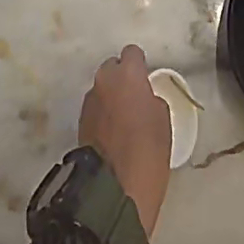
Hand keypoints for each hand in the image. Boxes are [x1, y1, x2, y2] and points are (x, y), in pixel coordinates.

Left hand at [78, 45, 170, 237]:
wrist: (115, 189)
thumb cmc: (148, 151)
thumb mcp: (163, 120)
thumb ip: (150, 98)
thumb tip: (142, 97)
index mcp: (127, 75)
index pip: (132, 53)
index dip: (140, 65)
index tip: (146, 79)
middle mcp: (103, 81)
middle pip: (113, 68)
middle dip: (122, 78)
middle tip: (135, 98)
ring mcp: (89, 101)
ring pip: (102, 88)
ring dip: (111, 96)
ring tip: (124, 118)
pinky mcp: (80, 122)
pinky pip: (95, 107)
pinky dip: (103, 113)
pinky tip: (113, 132)